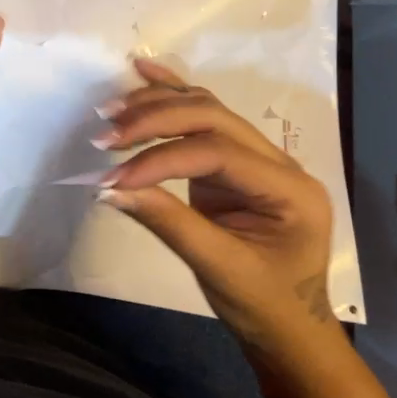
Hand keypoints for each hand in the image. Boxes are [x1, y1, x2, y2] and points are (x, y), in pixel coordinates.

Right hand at [95, 58, 337, 350]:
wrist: (287, 327)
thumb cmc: (263, 302)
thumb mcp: (219, 269)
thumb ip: (168, 222)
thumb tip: (109, 188)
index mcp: (290, 190)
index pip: (217, 153)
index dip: (161, 158)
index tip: (115, 177)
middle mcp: (279, 162)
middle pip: (211, 118)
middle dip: (154, 121)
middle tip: (106, 136)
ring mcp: (258, 155)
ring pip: (204, 108)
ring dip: (155, 104)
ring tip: (110, 113)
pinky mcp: (233, 157)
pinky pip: (202, 114)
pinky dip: (170, 92)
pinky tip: (141, 70)